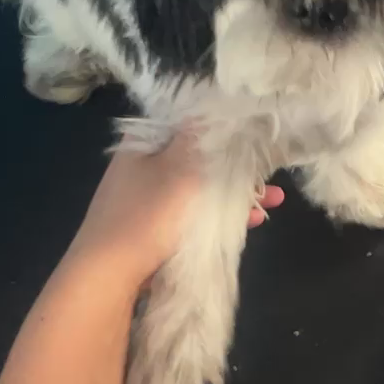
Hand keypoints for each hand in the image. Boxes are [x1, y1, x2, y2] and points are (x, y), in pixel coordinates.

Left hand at [63, 135, 284, 288]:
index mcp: (144, 143)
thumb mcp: (178, 171)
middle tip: (270, 171)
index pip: (189, 122)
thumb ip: (200, 140)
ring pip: (201, 186)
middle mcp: (145, 164)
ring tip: (274, 199)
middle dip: (237, 165)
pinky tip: (251, 221)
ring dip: (235, 191)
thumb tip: (215, 110)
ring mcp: (149, 196)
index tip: (254, 133)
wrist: (110, 273)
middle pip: (199, 156)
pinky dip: (221, 213)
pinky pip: (195, 211)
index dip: (223, 126)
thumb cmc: (147, 216)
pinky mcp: (156, 224)